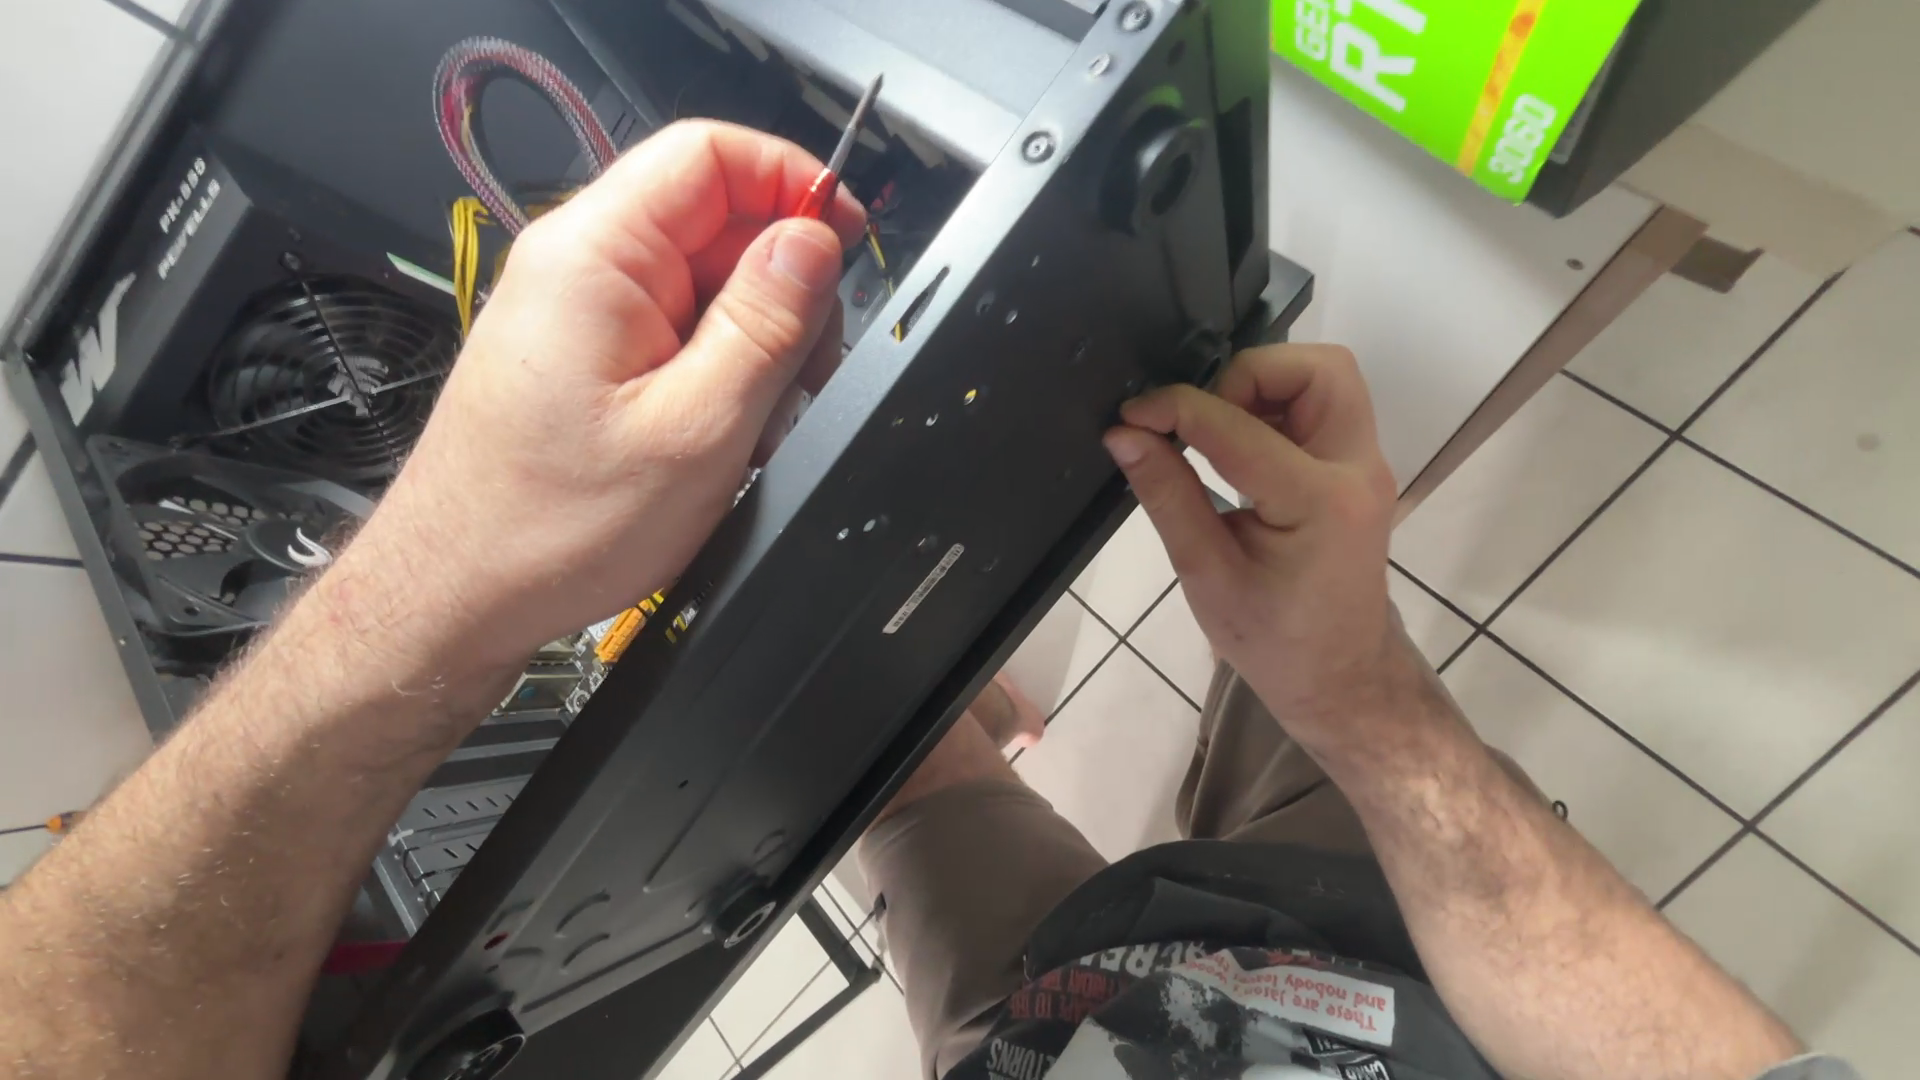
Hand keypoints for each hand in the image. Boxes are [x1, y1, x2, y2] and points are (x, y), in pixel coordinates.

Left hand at [338, 121, 863, 670]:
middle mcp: (587, 269)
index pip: (710, 155)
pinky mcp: (600, 358)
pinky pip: (689, 337)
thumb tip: (814, 244)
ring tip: (762, 420)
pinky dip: (730, 375)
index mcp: (599, 257)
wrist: (467, 591)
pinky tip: (731, 431)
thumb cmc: (559, 524)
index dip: (793, 181)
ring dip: (763, 345)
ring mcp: (593, 316)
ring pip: (714, 288)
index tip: (847, 238)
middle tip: (808, 371)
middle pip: (721, 225)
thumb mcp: (698, 426)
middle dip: (787, 289)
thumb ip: (765, 325)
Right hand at [1102, 345, 1408, 749]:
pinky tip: (1233, 444)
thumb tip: (1123, 434)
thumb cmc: (1270, 640)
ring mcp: (1364, 466)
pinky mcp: (1354, 469)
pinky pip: (1320, 406)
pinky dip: (1271, 407)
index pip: (1239, 427)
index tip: (1131, 416)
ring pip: (1325, 377)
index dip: (1176, 408)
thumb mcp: (1204, 573)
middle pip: (1318, 369)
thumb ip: (1166, 494)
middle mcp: (1357, 470)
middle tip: (1197, 419)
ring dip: (1261, 386)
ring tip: (1211, 430)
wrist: (1339, 675)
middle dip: (1244, 376)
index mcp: (1319, 504)